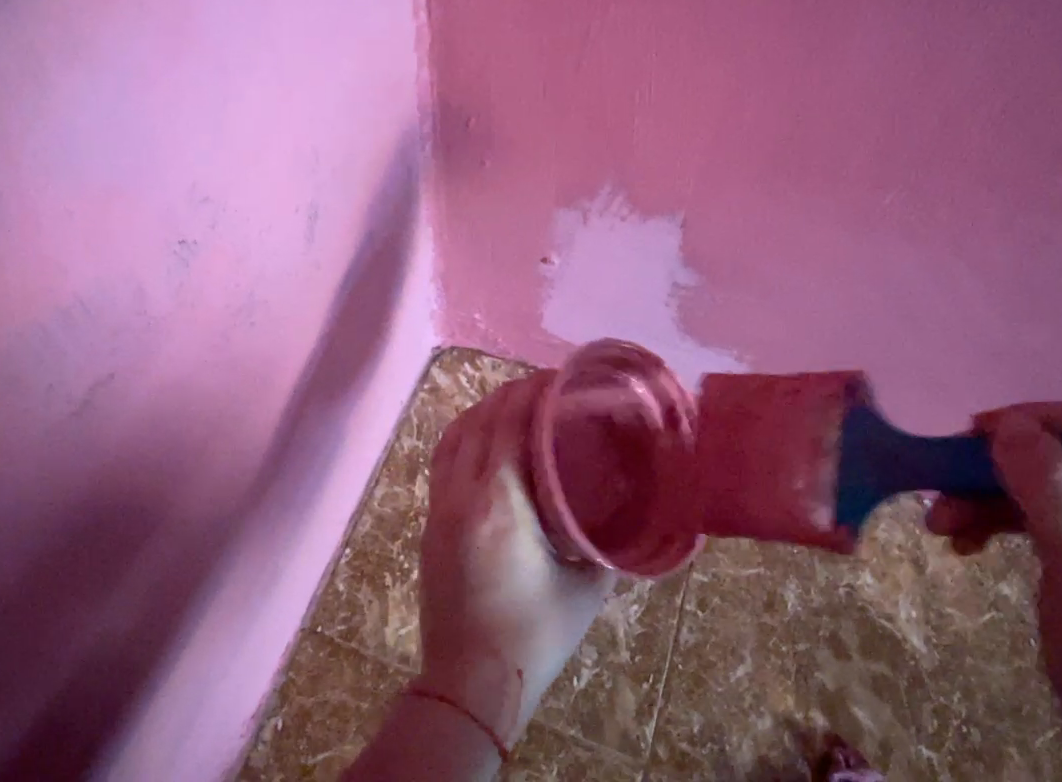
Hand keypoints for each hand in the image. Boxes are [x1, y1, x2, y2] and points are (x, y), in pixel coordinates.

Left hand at [414, 372, 614, 745]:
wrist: (468, 684)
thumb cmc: (533, 636)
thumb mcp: (586, 588)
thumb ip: (605, 539)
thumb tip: (631, 508)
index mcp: (500, 503)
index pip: (512, 421)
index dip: (535, 390)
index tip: (562, 377)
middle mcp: (462, 493)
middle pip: (482, 418)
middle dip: (514, 393)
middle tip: (550, 388)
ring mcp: (439, 506)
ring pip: (456, 433)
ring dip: (486, 409)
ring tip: (520, 405)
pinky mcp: (430, 521)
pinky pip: (444, 456)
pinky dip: (466, 433)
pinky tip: (488, 438)